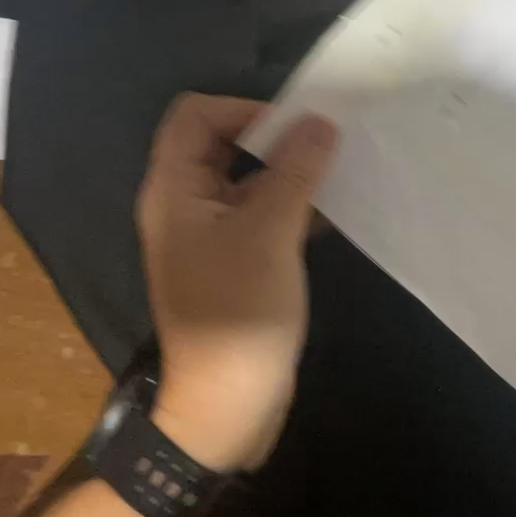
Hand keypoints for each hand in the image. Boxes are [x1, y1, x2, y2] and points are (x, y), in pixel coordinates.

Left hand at [135, 94, 337, 472]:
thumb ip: (295, 172)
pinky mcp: (238, 259)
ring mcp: (212, 233)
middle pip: (224, 141)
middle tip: (328, 141)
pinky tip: (336, 209)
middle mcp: (186, 203)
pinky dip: (295, 202)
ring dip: (291, 169)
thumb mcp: (269, 234)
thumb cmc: (238, 313)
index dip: (244, 109)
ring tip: (341, 169)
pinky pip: (264, 211)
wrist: (227, 406)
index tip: (296, 130)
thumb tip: (321, 120)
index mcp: (175, 190)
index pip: (196, 115)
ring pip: (249, 177)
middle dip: (276, 136)